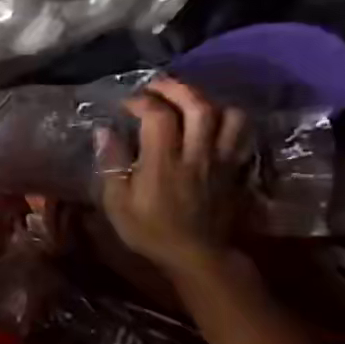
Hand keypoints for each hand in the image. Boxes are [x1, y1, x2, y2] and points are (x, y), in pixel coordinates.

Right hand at [98, 76, 247, 276]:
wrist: (197, 257)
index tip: (128, 104)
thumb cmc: (151, 231)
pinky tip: (212, 122)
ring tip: (189, 101)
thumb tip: (104, 131)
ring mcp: (221, 160)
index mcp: (164, 163)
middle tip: (158, 86)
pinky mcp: (235, 168)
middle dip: (177, 88)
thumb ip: (112, 164)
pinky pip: (241, 134)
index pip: (158, 116)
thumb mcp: (118, 204)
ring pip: (228, 115)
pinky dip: (228, 119)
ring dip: (208, 100)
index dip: (142, 101)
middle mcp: (196, 155)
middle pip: (198, 106)